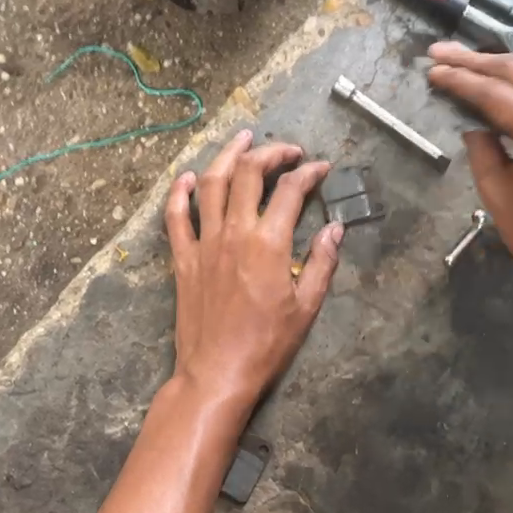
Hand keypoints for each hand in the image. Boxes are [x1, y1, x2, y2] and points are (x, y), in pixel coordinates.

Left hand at [164, 130, 341, 412]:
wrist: (217, 373)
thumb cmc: (266, 346)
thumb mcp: (306, 308)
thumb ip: (322, 264)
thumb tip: (336, 229)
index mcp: (268, 244)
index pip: (291, 191)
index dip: (309, 173)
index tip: (321, 168)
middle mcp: (234, 233)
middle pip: (249, 173)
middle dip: (271, 153)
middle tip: (287, 150)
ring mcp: (204, 243)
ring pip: (212, 184)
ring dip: (228, 155)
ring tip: (242, 139)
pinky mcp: (183, 259)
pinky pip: (176, 216)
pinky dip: (181, 192)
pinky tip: (190, 177)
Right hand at [427, 43, 512, 308]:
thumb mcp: (498, 195)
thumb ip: (482, 149)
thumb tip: (473, 120)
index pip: (496, 92)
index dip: (461, 80)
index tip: (433, 70)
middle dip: (477, 61)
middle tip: (440, 53)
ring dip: (502, 64)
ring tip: (466, 59)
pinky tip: (504, 77)